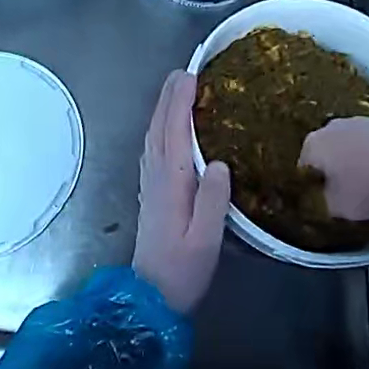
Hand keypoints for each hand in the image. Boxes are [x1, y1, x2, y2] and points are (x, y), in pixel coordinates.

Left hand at [134, 71, 229, 314]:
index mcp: (171, 184)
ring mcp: (150, 186)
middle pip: (159, 129)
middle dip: (169, 98)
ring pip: (153, 138)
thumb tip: (218, 163)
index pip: (174, 134)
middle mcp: (156, 178)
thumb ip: (212, 202)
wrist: (150, 297)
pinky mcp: (151, 195)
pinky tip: (166, 129)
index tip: (190, 75)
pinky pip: (154, 151)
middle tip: (183, 70)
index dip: (180, 103)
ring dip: (163, 110)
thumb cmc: (182, 271)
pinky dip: (160, 130)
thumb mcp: (205, 240)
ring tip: (175, 90)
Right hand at [300, 117, 368, 221]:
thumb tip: (323, 195)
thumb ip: (322, 201)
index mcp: (311, 145)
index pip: (303, 169)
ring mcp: (358, 120)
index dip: (313, 186)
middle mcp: (329, 126)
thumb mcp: (337, 208)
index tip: (325, 199)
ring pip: (348, 144)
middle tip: (348, 190)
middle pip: (325, 152)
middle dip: (333, 169)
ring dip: (354, 159)